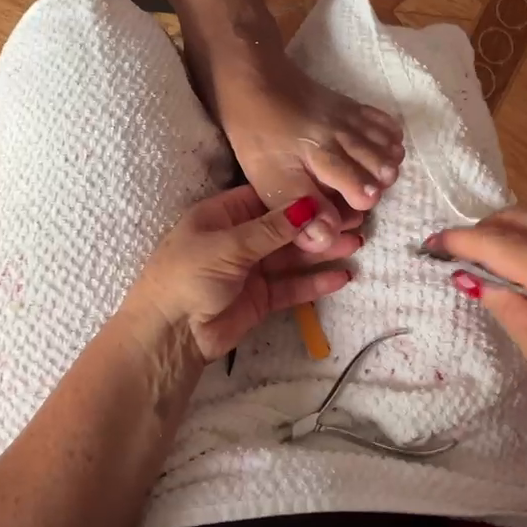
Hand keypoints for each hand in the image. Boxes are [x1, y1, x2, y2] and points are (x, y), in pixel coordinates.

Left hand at [124, 185, 360, 361]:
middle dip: (318, 224)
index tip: (334, 192)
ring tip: (357, 244)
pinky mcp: (258, 299)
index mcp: (220, 216)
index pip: (265, 197)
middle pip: (283, 228)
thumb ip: (270, 228)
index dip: (299, 196)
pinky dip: (315, 282)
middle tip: (357, 218)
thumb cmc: (188, 276)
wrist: (169, 335)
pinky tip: (342, 276)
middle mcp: (236, 239)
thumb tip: (309, 205)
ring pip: (291, 257)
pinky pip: (291, 287)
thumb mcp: (227, 245)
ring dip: (322, 251)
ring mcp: (249, 270)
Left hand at [197, 39, 402, 253]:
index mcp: (323, 156)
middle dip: (378, 186)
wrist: (253, 82)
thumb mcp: (267, 178)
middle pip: (383, 168)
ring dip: (386, 165)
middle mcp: (345, 137)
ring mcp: (352, 119)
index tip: (353, 207)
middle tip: (361, 192)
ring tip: (373, 175)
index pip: (364, 188)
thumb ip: (298, 208)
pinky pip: (386, 123)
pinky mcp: (352, 106)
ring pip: (388, 146)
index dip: (362, 203)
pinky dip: (389, 140)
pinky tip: (380, 151)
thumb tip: (328, 238)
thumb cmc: (256, 136)